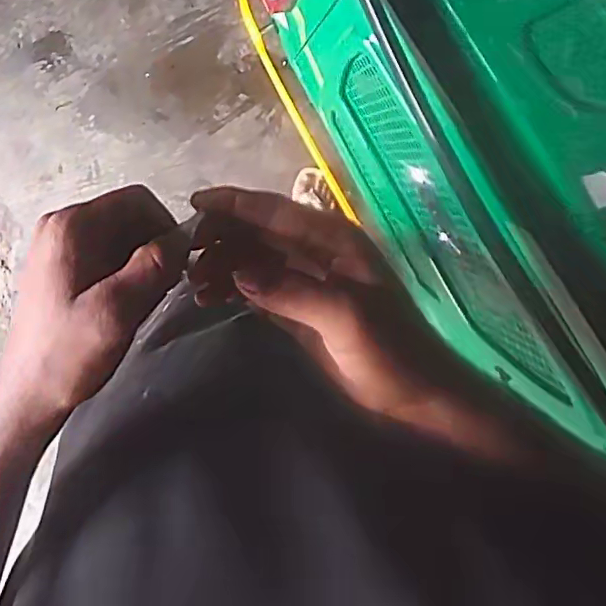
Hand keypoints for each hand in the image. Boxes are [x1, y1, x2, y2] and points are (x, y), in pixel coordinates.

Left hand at [0, 185, 185, 425]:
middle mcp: (62, 226)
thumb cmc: (65, 355)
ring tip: (146, 300)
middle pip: (128, 216)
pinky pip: (107, 254)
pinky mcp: (62, 267)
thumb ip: (152, 267)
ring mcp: (60, 246)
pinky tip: (129, 304)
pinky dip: (127, 272)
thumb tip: (183, 236)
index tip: (181, 260)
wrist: (26, 396)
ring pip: (121, 236)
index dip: (165, 224)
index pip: (135, 200)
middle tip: (166, 286)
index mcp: (69, 227)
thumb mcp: (115, 311)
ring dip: (143, 262)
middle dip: (154, 246)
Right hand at [189, 186, 464, 421]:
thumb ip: (292, 291)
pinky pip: (256, 284)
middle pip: (258, 229)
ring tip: (193, 282)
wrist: (419, 403)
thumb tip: (238, 271)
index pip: (275, 210)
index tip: (195, 201)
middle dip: (221, 236)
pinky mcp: (297, 305)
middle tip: (186, 255)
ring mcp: (306, 277)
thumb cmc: (392, 354)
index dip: (234, 203)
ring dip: (222, 263)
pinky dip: (231, 286)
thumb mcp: (345, 318)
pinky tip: (209, 297)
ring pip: (253, 256)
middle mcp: (316, 250)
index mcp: (333, 239)